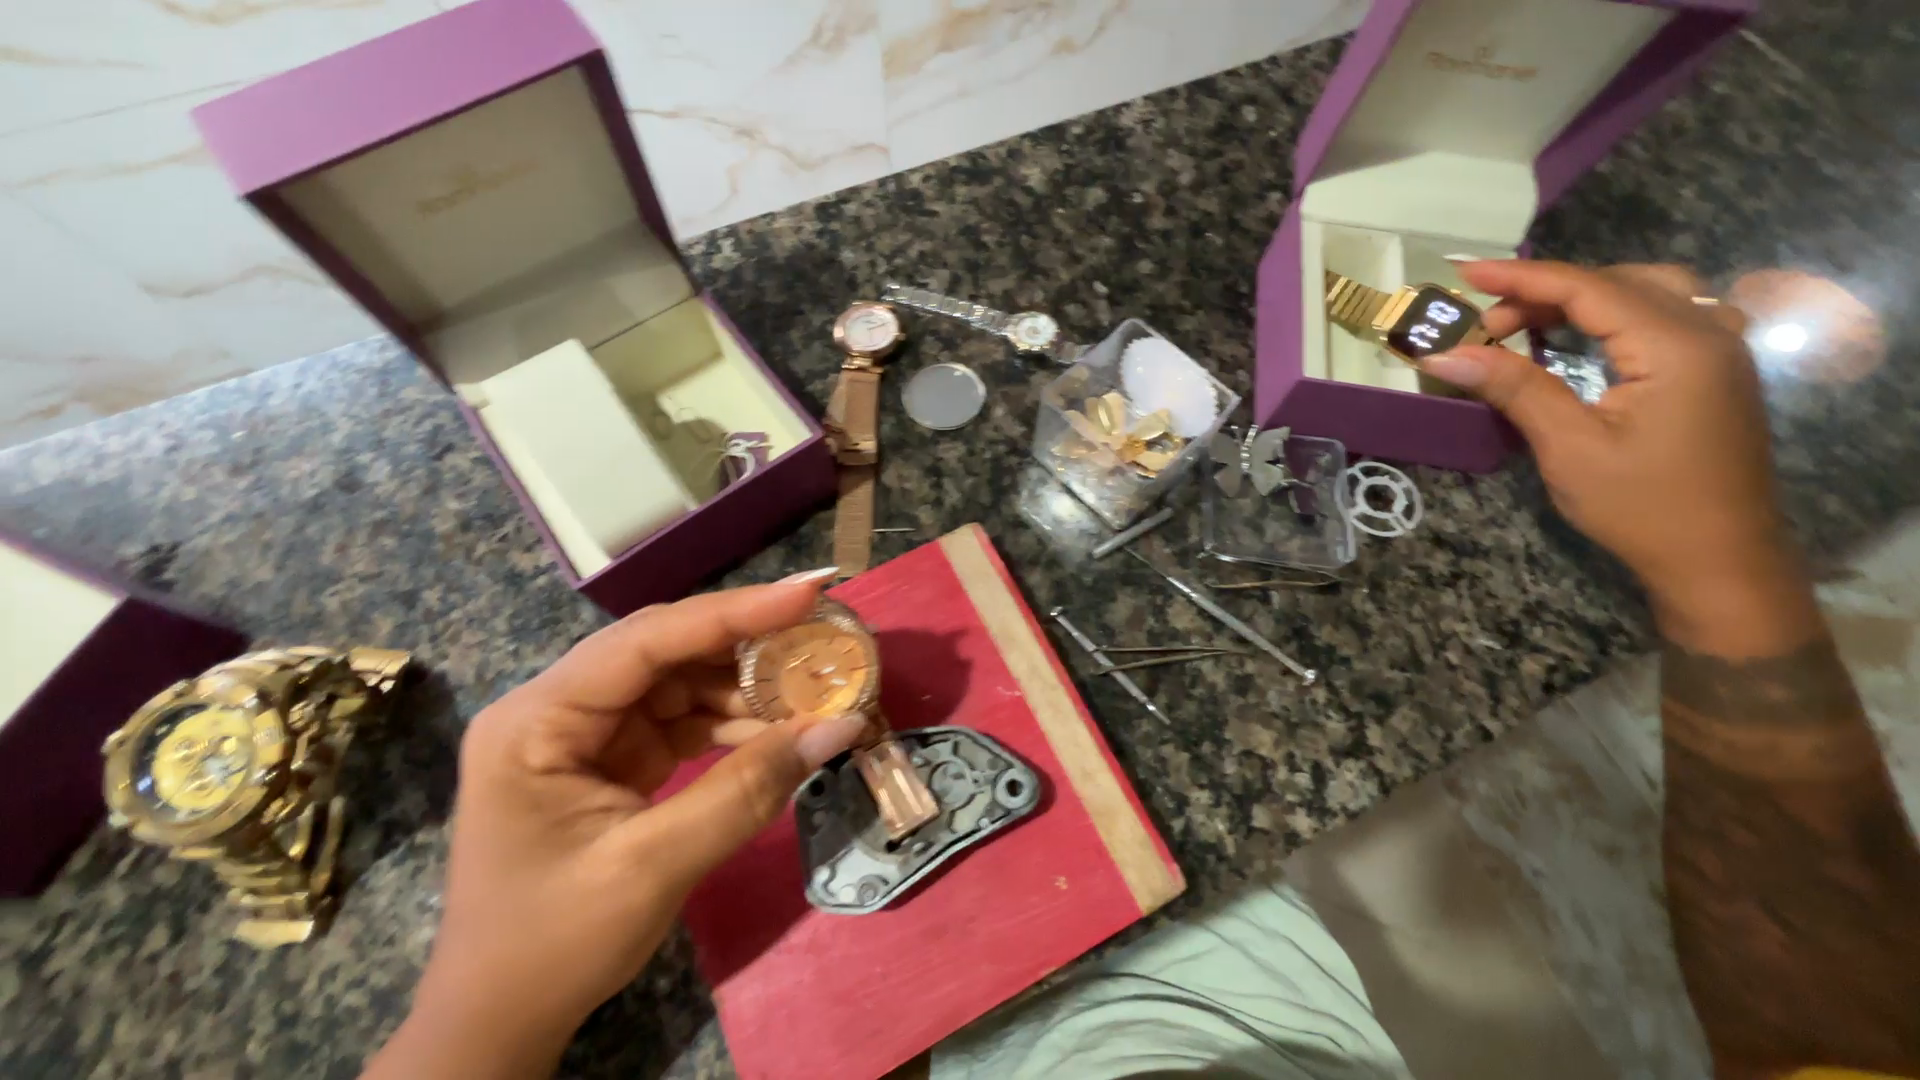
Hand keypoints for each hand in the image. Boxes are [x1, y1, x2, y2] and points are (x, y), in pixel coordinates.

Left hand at [364, 572, 867, 1079]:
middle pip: (664, 652)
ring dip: (745, 689)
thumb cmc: (555, 943)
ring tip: (814, 691)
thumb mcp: (655, 866)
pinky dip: (731, 725)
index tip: (806, 595)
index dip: (731, 613)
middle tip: (823, 639)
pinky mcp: (611, 759)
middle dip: (745, 647)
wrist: (501, 1019)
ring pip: (679, 683)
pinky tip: (778, 731)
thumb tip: (841, 727)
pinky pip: (681, 722)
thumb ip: (748, 790)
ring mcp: (584, 734)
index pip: (645, 642)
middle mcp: (556, 710)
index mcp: (537, 721)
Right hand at [1421, 260, 1815, 653]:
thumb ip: (1513, 388)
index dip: (1522, 277)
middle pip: (1618, 282)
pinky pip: (1666, 314)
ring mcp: (1720, 349)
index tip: (1463, 273)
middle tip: (1486, 324)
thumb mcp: (1568, 446)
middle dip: (1545, 292)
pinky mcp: (1716, 370)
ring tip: (1525, 325)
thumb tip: (1443, 353)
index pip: (1588, 288)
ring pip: (1647, 292)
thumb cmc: (1641, 505)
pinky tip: (1584, 336)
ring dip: (1581, 299)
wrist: (1720, 557)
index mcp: (1675, 344)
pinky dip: (1614, 313)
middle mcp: (1708, 331)